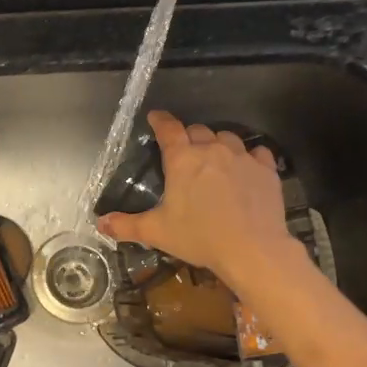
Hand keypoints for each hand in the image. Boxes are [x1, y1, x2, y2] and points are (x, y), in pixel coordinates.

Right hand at [96, 110, 301, 290]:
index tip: (155, 117)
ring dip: (217, 144)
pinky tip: (245, 169)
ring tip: (214, 160)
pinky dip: (248, 157)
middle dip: (189, 137)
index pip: (168, 128)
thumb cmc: (199, 237)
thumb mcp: (157, 232)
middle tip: (184, 153)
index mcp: (182, 159)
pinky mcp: (266, 169)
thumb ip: (126, 225)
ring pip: (227, 137)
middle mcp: (212, 150)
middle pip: (198, 131)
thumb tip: (100, 224)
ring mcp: (242, 157)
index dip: (160, 120)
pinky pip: (256, 152)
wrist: (252, 249)